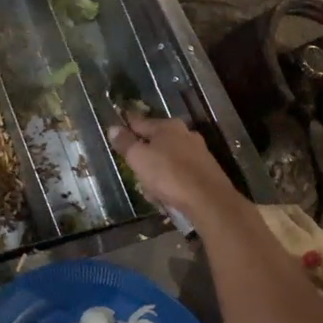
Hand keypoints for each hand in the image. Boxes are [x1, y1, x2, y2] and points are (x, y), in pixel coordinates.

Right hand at [107, 111, 249, 222]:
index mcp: (168, 126)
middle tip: (134, 169)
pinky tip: (167, 196)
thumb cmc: (168, 174)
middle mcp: (185, 134)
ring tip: (151, 190)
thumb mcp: (138, 158)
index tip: (117, 128)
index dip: (126, 125)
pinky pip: (180, 173)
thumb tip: (113, 128)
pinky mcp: (207, 172)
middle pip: (156, 142)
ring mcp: (198, 153)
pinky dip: (171, 182)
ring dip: (157, 172)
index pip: (140, 122)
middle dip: (144, 155)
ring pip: (168, 159)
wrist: (209, 200)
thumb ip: (125, 142)